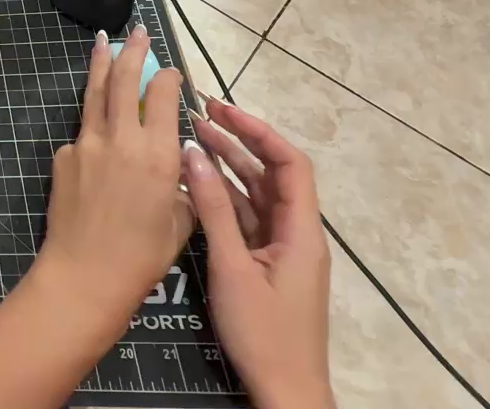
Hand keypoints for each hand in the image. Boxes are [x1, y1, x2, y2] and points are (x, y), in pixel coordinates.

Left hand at [37, 26, 193, 313]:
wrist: (85, 271)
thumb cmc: (142, 255)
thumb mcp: (179, 220)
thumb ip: (181, 183)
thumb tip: (177, 160)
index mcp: (157, 155)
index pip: (162, 99)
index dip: (167, 79)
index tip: (171, 70)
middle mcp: (120, 140)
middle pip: (123, 82)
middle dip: (132, 52)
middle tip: (136, 31)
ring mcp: (85, 143)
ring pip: (93, 93)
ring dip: (100, 64)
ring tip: (102, 40)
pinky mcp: (63, 154)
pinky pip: (83, 133)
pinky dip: (93, 125)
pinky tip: (99, 136)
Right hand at [184, 99, 333, 408]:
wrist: (284, 393)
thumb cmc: (263, 331)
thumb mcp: (232, 266)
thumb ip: (213, 208)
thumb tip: (191, 153)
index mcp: (301, 231)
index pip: (290, 164)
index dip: (258, 131)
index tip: (221, 109)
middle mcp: (295, 232)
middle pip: (271, 173)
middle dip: (237, 140)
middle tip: (196, 113)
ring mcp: (278, 247)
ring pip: (254, 192)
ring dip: (225, 164)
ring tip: (188, 136)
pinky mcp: (262, 261)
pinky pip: (242, 215)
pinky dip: (219, 193)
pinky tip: (190, 179)